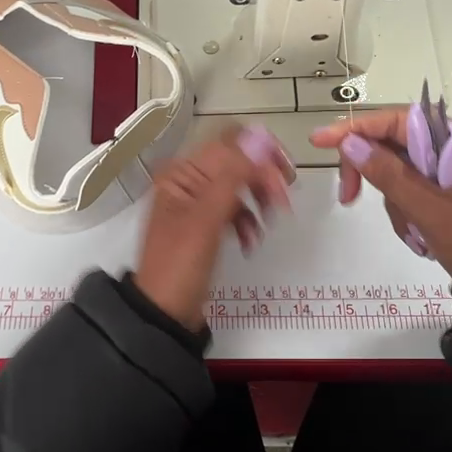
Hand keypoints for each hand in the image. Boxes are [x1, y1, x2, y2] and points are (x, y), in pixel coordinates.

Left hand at [136, 125, 295, 329]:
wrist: (164, 313)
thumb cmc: (180, 265)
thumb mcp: (207, 217)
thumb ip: (233, 175)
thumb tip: (261, 138)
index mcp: (182, 171)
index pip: (230, 141)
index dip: (261, 150)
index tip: (286, 173)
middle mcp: (188, 180)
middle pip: (239, 162)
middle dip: (264, 179)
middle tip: (283, 204)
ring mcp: (197, 202)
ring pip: (241, 186)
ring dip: (259, 201)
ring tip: (265, 226)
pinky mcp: (207, 224)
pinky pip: (236, 209)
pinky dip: (249, 221)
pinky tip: (250, 240)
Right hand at [310, 111, 451, 300]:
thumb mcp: (433, 214)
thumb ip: (390, 176)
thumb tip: (350, 144)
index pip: (400, 121)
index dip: (357, 128)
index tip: (320, 140)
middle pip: (395, 142)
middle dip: (373, 172)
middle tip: (348, 197)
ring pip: (397, 167)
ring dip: (393, 200)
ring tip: (412, 231)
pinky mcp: (449, 184)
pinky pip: (409, 185)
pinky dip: (404, 208)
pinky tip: (418, 232)